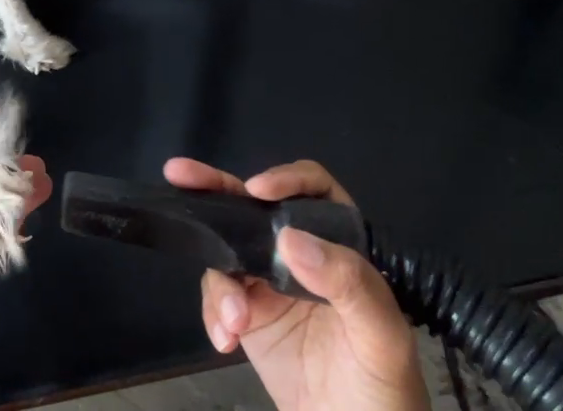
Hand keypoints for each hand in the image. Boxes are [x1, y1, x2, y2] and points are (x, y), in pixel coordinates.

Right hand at [166, 158, 427, 410]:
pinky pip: (214, 294)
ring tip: (232, 321)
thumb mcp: (382, 338)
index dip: (287, 180)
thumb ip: (348, 284)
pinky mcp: (245, 314)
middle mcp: (301, 258)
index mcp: (343, 250)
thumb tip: (289, 237)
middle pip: (253, 208)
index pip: (315, 193)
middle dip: (214, 188)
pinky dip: (212, 312)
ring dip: (220, 283)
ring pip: (225, 252)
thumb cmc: (385, 393)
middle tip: (178, 174)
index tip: (259, 191)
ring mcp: (268, 285)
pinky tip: (225, 339)